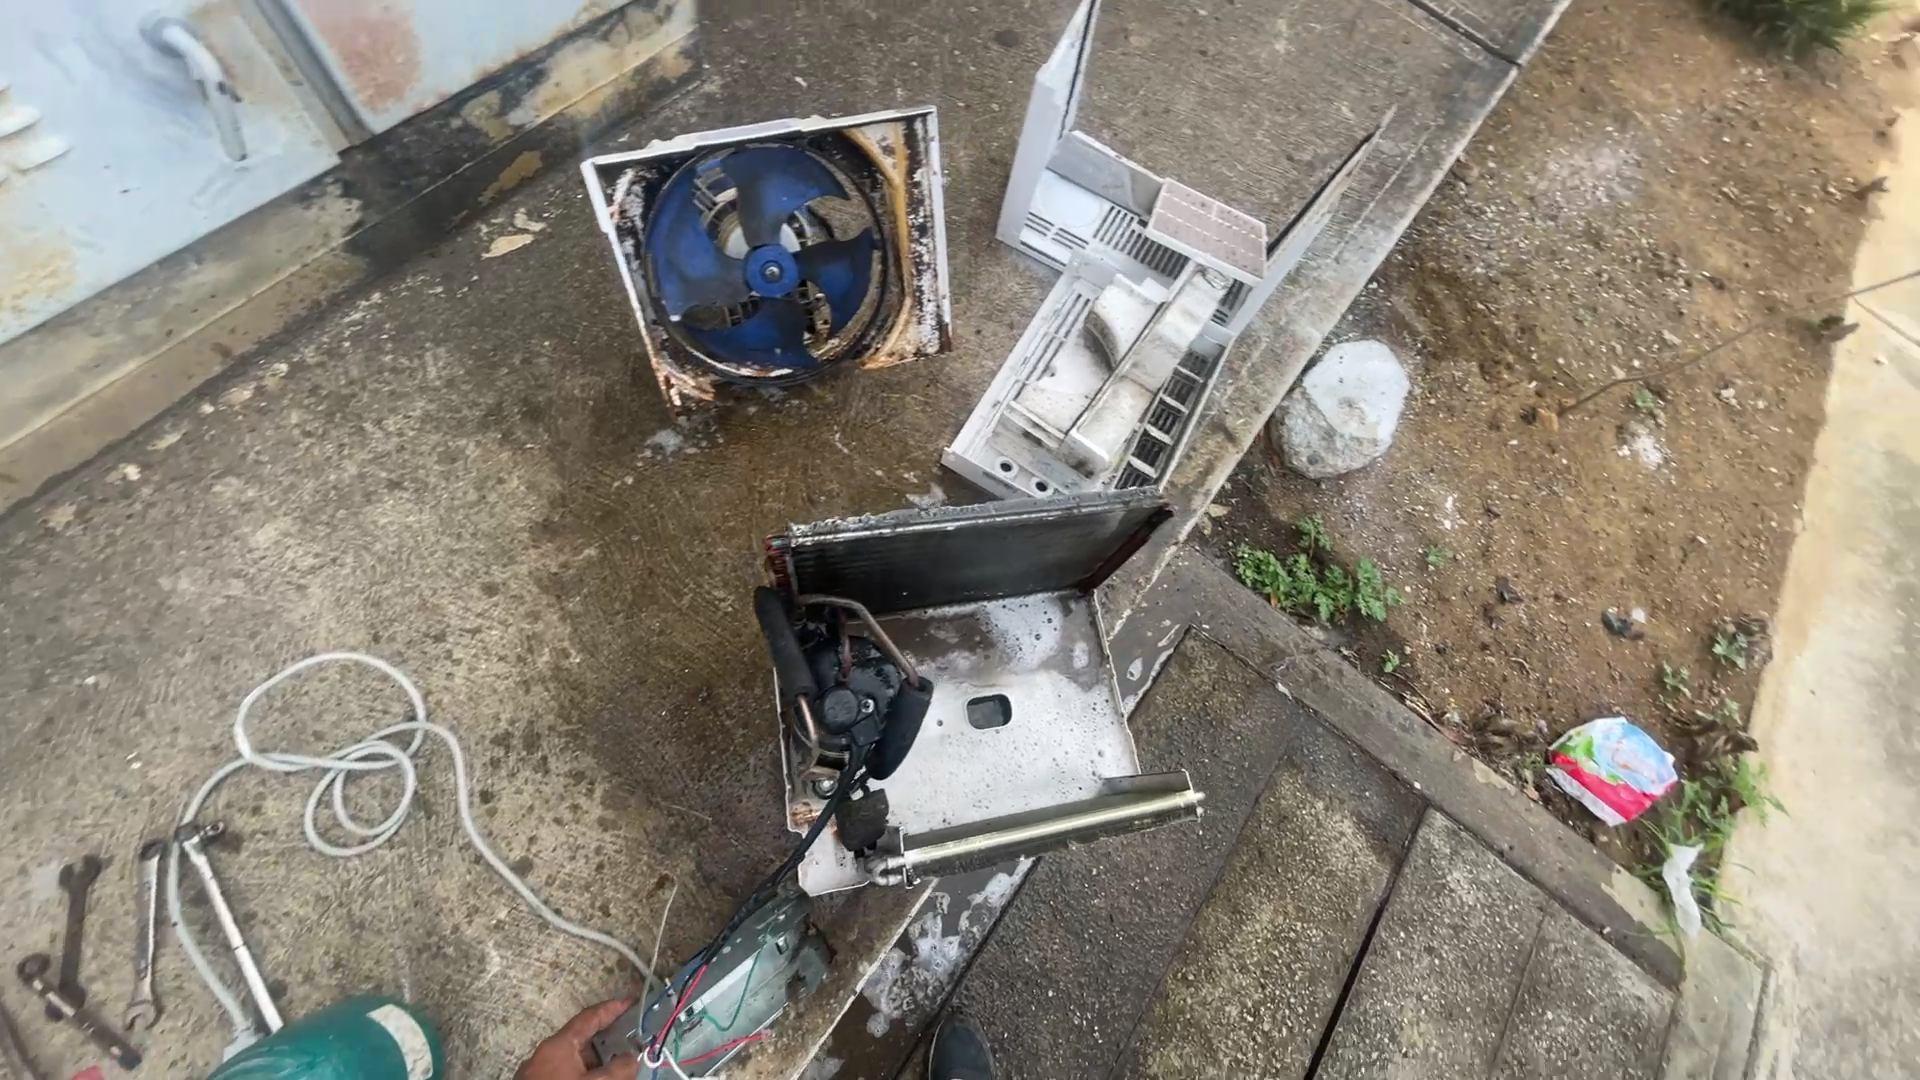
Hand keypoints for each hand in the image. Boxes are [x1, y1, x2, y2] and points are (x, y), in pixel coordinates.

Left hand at [514, 998, 639, 1079]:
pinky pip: (564, 1076)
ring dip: (596, 1062)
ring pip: (573, 1061)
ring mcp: (536, 1077)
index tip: (634, 1002)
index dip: (614, 1008)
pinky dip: (584, 1075)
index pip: (590, 1016)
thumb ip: (620, 1069)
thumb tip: (631, 1059)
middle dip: (607, 1039)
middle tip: (632, 1037)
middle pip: (581, 1040)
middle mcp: (543, 1057)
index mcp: (558, 1046)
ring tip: (618, 1065)